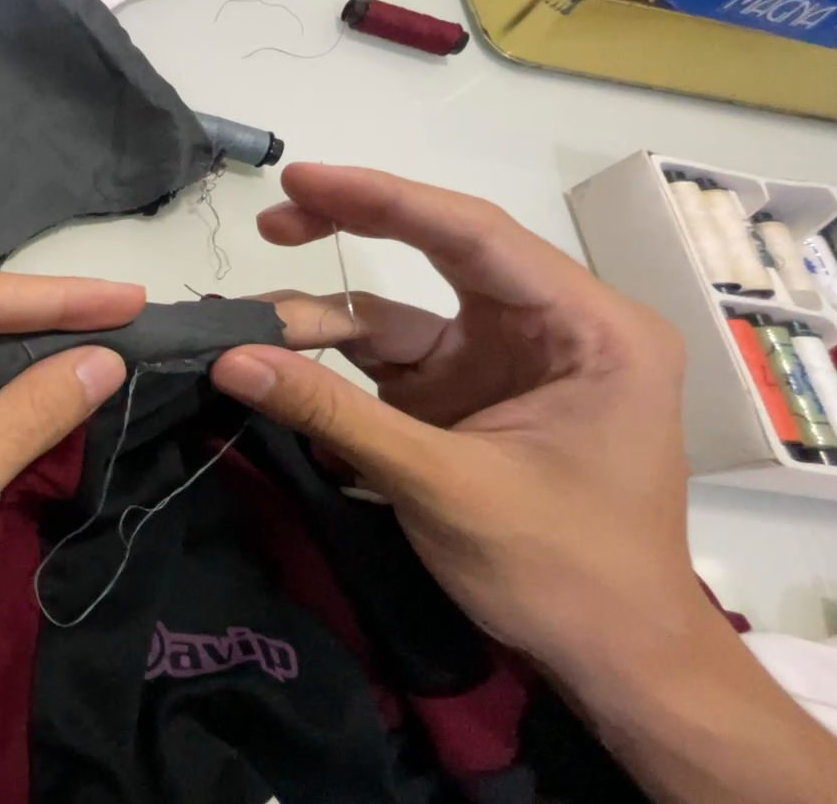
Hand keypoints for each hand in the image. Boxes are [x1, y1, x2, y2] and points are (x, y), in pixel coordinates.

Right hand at [209, 164, 704, 677]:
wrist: (607, 655)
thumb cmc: (559, 566)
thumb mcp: (439, 483)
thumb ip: (331, 413)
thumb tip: (228, 359)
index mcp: (583, 328)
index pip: (472, 234)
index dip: (379, 199)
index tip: (298, 180)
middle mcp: (539, 327)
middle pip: (431, 254)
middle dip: (348, 235)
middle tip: (270, 224)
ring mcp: (490, 360)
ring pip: (387, 316)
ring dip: (316, 323)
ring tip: (242, 331)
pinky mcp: (452, 394)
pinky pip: (376, 361)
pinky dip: (323, 365)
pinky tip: (272, 369)